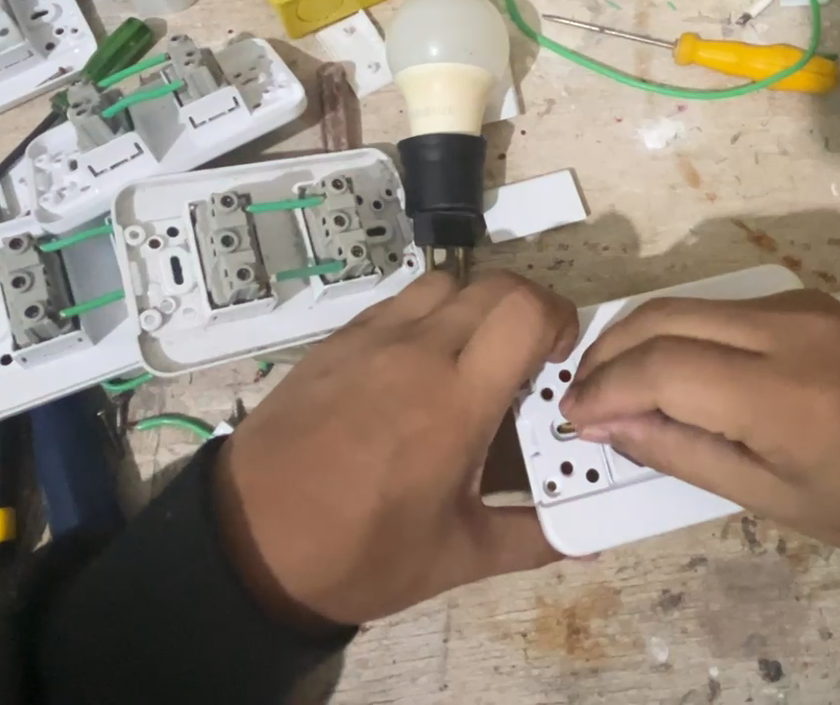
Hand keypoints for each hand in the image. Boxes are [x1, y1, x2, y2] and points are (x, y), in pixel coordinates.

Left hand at [213, 271, 578, 629]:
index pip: (525, 313)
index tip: (557, 359)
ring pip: (446, 283)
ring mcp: (373, 337)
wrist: (249, 541)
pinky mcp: (339, 338)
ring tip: (470, 356)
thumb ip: (533, 538)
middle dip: (527, 311)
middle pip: (495, 286)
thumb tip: (590, 537)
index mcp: (457, 400)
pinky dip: (427, 314)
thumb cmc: (359, 553)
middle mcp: (419, 351)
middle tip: (525, 359)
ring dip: (474, 306)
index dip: (559, 321)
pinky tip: (414, 364)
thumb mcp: (456, 557)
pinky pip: (400, 301)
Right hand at [559, 289, 839, 622]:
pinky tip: (674, 367)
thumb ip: (683, 453)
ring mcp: (800, 305)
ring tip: (616, 382)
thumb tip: (609, 424)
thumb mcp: (776, 503)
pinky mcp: (808, 299)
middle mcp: (787, 330)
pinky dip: (681, 331)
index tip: (571, 415)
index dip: (603, 389)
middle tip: (580, 393)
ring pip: (686, 304)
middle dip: (606, 352)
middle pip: (661, 316)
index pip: (660, 369)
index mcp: (785, 396)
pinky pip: (721, 307)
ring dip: (639, 337)